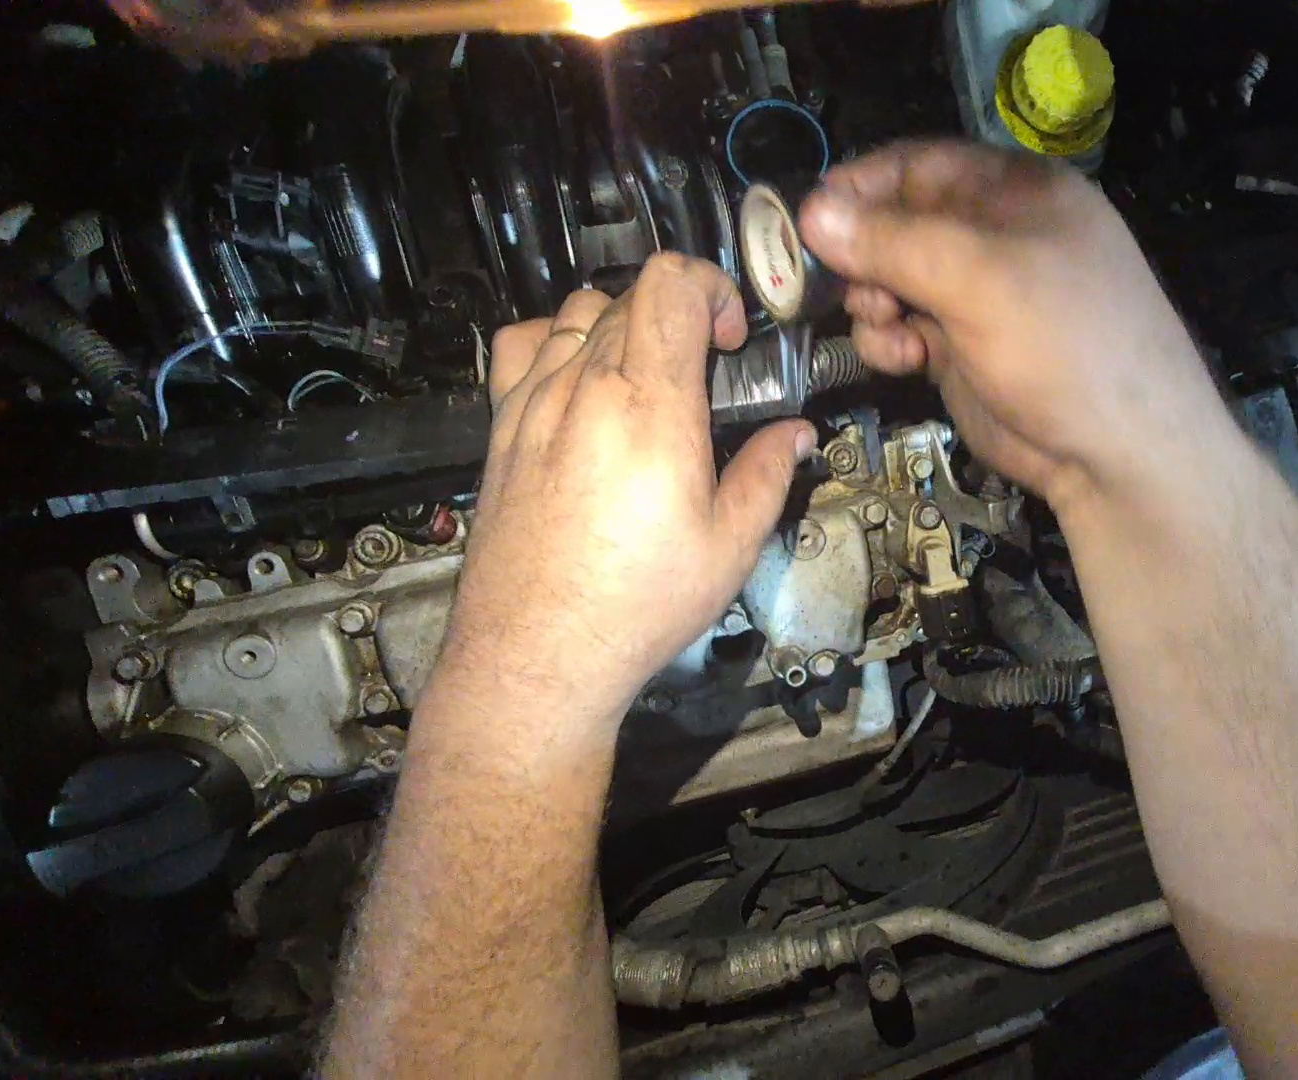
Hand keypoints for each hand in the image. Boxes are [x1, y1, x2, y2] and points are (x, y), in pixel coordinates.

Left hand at [441, 254, 815, 725]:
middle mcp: (585, 388)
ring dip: (623, 322)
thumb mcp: (730, 545)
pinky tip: (579, 380)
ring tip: (647, 373)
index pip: (672, 285)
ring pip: (576, 311)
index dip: (713, 288)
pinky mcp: (502, 429)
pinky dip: (559, 340)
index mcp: (650, 405)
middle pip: (630, 294)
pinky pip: (523, 346)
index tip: (731, 335)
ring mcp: (534, 404)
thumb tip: (796, 434)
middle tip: (705, 368)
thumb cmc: (637, 603)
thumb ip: (768, 472)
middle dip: (681, 313)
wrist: (540, 652)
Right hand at [798, 140, 1242, 514]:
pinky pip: (902, 330)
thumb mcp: (980, 279)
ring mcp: (973, 298)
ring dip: (872, 304)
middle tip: (841, 285)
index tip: (811, 217)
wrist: (1110, 450)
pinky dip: (890, 342)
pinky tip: (904, 359)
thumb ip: (894, 243)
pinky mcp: (958, 350)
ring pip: (891, 283)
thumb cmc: (1060, 343)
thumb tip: (812, 211)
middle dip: (862, 255)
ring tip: (887, 324)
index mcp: (1011, 194)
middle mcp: (990, 239)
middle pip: (896, 227)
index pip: (918, 167)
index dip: (861, 186)